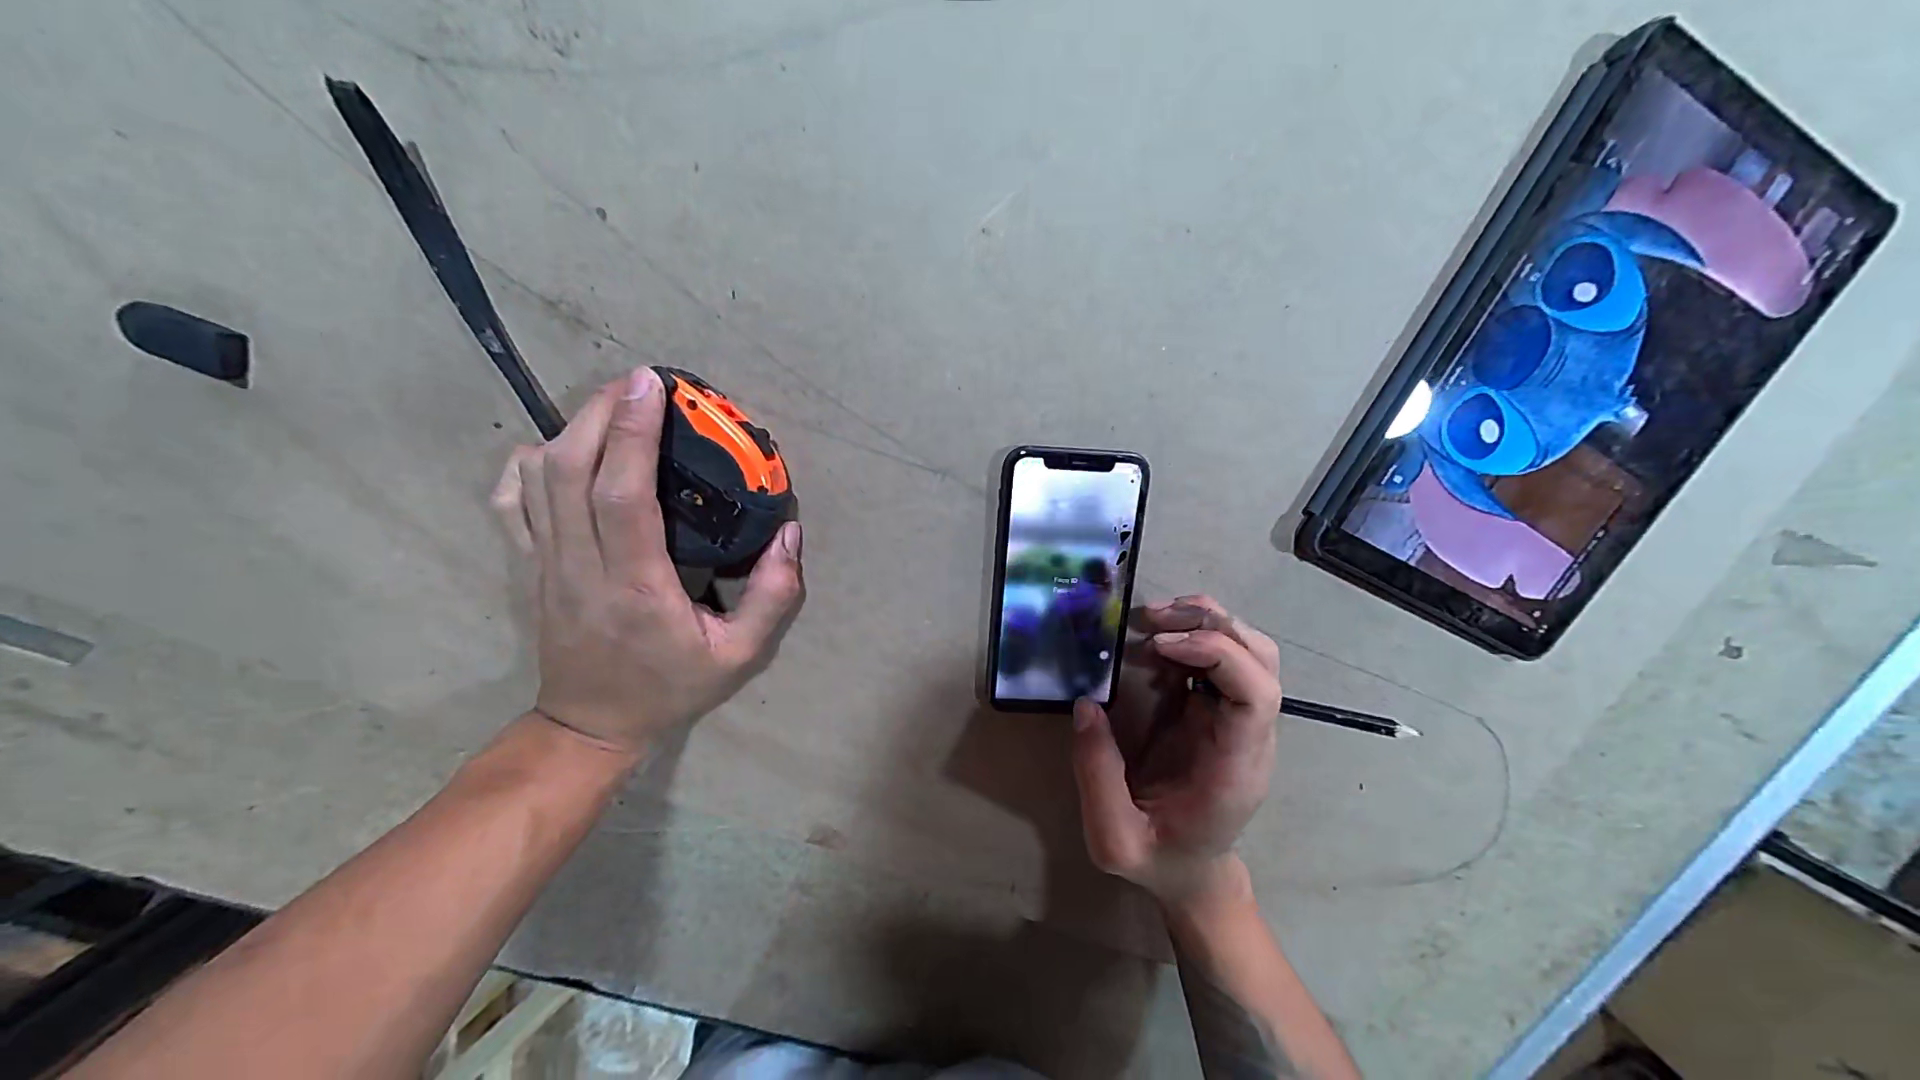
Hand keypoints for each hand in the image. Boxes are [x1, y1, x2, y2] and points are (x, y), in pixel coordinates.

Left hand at [490, 367, 804, 757]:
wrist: (591, 724)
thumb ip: (773, 596)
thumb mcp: (741, 656)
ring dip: (570, 427)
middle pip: (571, 470)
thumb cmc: (670, 688)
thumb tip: (789, 533)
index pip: (622, 495)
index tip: (651, 386)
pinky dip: (527, 463)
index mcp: (635, 586)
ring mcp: (546, 565)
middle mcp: (581, 567)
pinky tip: (555, 447)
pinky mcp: (530, 566)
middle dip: (600, 412)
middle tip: (636, 382)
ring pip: (539, 478)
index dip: (632, 433)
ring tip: (609, 403)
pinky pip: (511, 502)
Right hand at [1069, 595, 1280, 905]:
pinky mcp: (1220, 713)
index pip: (1257, 694)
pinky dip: (1195, 636)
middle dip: (1211, 624)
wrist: (1191, 873)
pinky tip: (1157, 637)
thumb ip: (1097, 775)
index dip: (1217, 654)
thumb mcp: (1113, 838)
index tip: (1161, 644)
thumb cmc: (1159, 859)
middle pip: (1261, 659)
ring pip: (1250, 651)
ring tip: (1153, 619)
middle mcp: (1249, 736)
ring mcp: (1238, 721)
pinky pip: (1224, 660)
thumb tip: (1086, 705)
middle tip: (1151, 618)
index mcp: (1235, 767)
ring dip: (1206, 622)